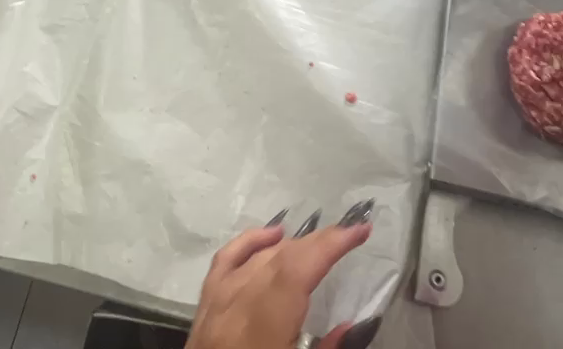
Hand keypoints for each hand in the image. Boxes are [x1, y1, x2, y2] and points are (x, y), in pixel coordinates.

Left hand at [186, 212, 371, 348]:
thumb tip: (349, 327)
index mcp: (260, 331)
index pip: (296, 271)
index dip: (329, 245)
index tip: (360, 230)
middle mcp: (235, 310)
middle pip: (279, 261)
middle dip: (318, 243)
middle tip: (350, 235)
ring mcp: (214, 307)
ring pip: (255, 259)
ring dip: (291, 246)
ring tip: (319, 241)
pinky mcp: (202, 311)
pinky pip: (225, 262)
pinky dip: (249, 242)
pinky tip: (271, 235)